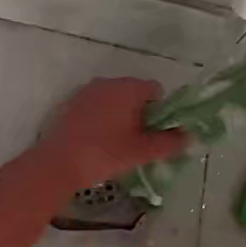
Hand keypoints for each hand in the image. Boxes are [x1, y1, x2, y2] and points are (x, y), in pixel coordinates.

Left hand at [35, 78, 186, 189]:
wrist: (57, 164)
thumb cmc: (104, 153)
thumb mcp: (141, 151)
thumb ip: (168, 142)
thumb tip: (188, 137)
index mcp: (127, 88)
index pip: (155, 90)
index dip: (161, 111)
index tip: (156, 133)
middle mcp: (106, 83)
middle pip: (133, 93)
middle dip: (140, 114)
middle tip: (139, 142)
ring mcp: (85, 92)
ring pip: (112, 100)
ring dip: (120, 117)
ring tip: (118, 145)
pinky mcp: (69, 105)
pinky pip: (94, 108)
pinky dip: (100, 120)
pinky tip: (97, 143)